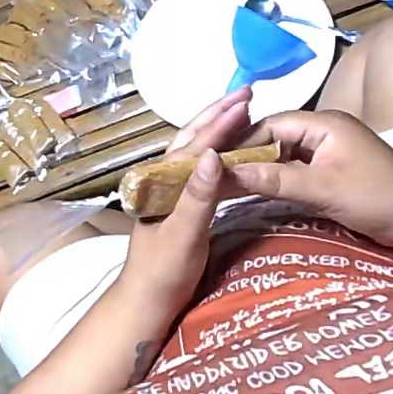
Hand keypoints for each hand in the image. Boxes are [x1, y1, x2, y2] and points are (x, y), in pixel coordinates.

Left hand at [116, 90, 252, 316]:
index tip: (246, 102)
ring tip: (243, 110)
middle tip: (246, 92)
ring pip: (197, 147)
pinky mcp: (182, 201)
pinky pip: (203, 167)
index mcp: (163, 180)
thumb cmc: (163, 271)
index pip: (197, 144)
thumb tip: (212, 155)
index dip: (221, 122)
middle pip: (193, 135)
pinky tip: (233, 149)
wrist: (146, 301)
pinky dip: (220, 151)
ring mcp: (173, 188)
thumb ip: (197, 197)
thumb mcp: (183, 235)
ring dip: (219, 127)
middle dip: (218, 112)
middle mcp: (166, 177)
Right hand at [228, 110, 392, 248]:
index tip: (216, 160)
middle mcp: (324, 130)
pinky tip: (259, 192)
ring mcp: (329, 151)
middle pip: (276, 137)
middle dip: (248, 155)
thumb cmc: (378, 198)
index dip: (243, 140)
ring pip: (284, 155)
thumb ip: (277, 179)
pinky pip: (297, 169)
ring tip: (231, 185)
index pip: (272, 124)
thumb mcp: (324, 189)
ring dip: (262, 168)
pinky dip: (278, 179)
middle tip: (218, 175)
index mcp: (324, 123)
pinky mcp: (333, 170)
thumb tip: (230, 173)